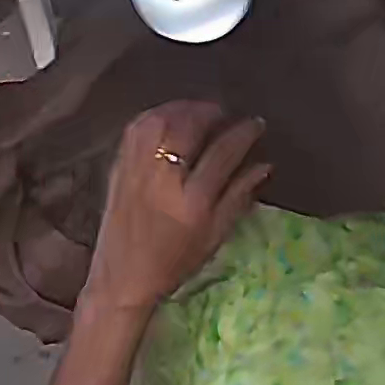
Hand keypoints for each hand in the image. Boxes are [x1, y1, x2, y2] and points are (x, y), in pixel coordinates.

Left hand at [83, 101, 270, 314]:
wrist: (122, 277)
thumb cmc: (174, 261)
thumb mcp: (215, 235)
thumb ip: (239, 196)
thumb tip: (265, 165)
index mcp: (191, 201)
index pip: (222, 153)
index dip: (243, 133)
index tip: (255, 123)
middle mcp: (162, 179)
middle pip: (188, 127)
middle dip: (211, 112)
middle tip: (225, 113)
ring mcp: (137, 169)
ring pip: (160, 121)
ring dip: (183, 108)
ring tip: (199, 110)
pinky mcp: (119, 166)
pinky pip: (137, 127)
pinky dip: (156, 114)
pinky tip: (169, 116)